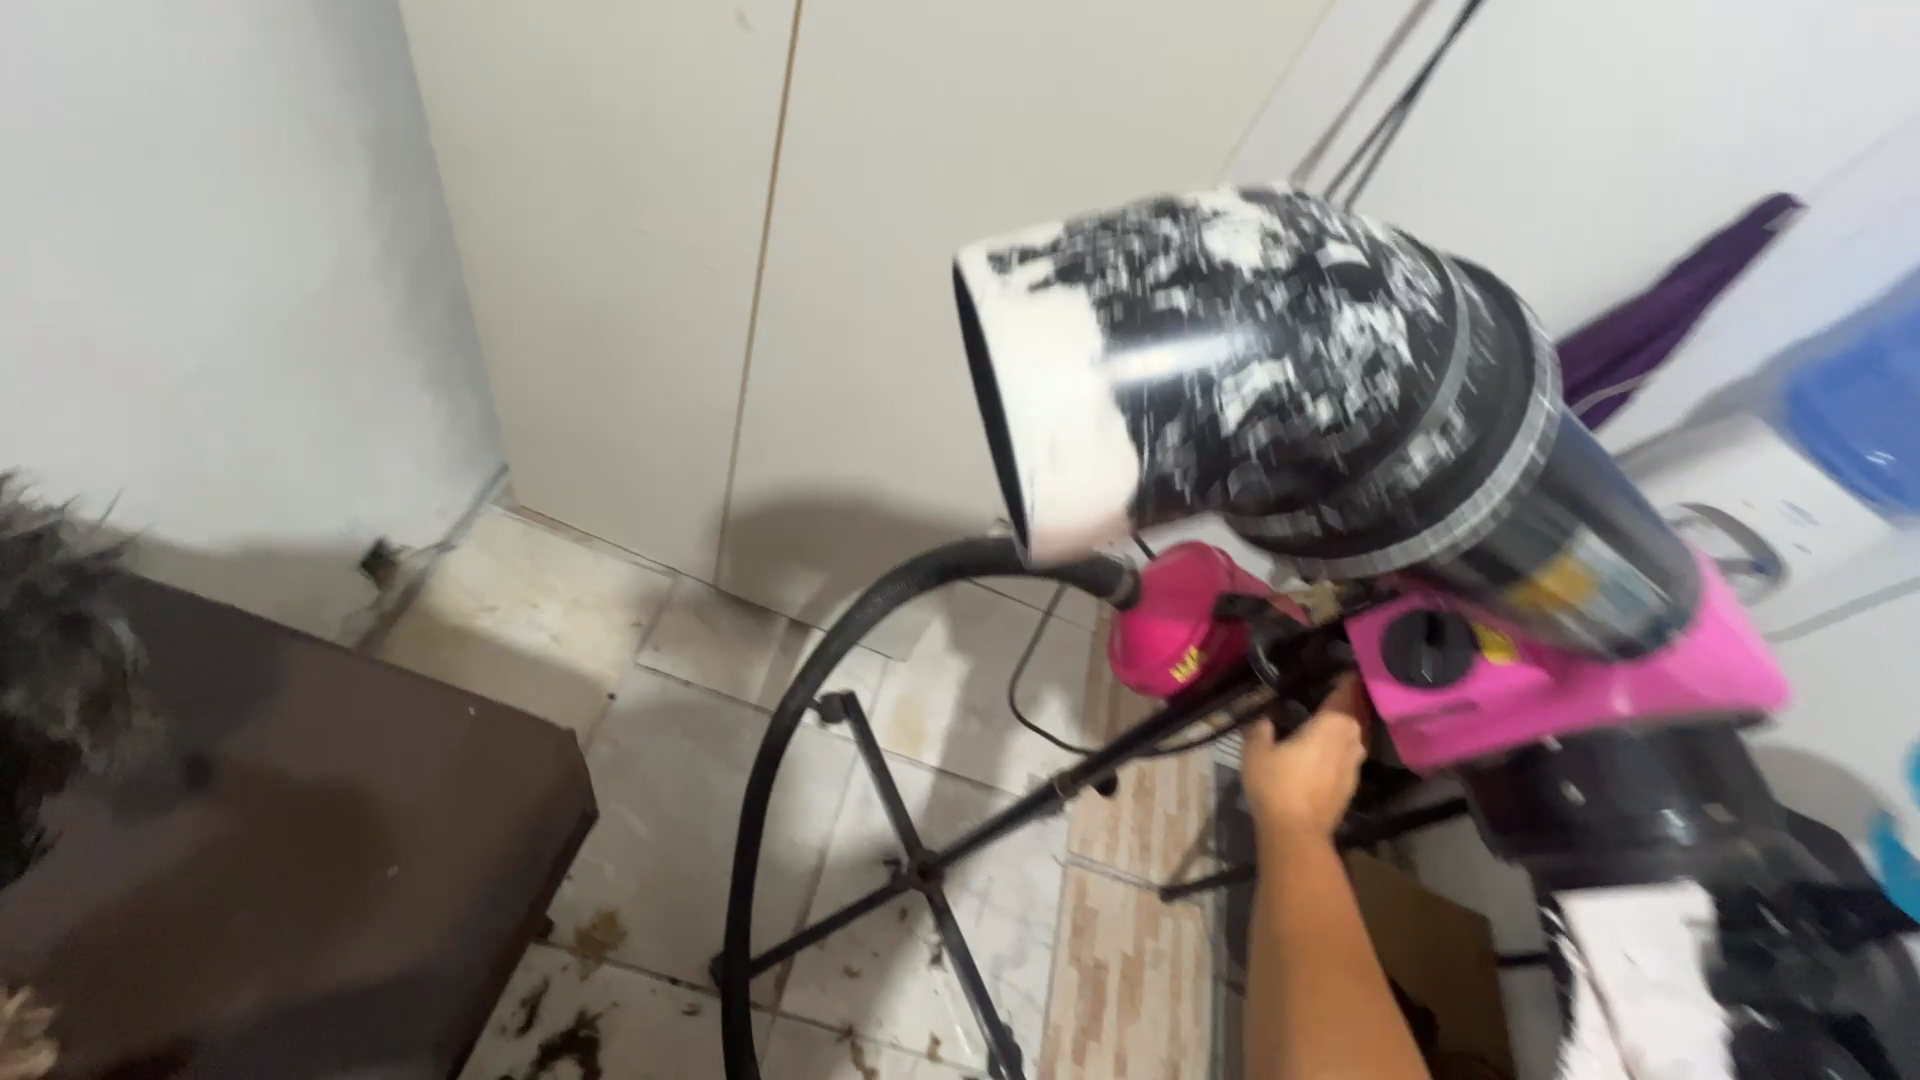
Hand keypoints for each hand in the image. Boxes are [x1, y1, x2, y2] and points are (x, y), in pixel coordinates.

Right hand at [1240, 672, 1370, 841]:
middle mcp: (1347, 743)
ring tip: (1339, 718)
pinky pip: (1352, 757)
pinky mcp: (1350, 786)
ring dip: (1352, 725)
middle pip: (1356, 717)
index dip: (1347, 682)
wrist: (1296, 831)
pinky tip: (1333, 750)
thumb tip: (1265, 720)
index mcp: (1327, 728)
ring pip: (1358, 738)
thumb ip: (1261, 730)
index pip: (1344, 697)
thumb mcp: (1256, 752)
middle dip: (1352, 702)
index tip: (1349, 669)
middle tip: (1341, 690)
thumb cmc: (1275, 785)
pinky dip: (1347, 746)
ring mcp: (1352, 767)